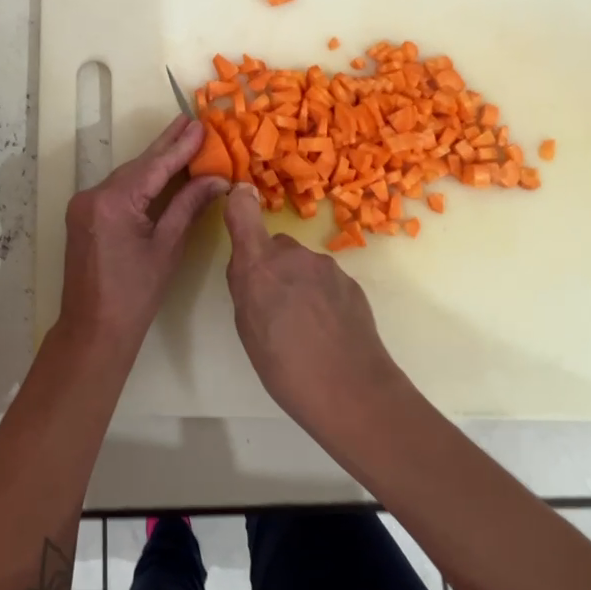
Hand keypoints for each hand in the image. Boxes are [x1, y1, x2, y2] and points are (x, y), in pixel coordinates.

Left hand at [60, 115, 231, 351]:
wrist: (94, 328)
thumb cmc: (135, 294)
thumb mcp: (167, 247)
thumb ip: (188, 207)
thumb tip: (216, 179)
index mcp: (114, 202)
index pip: (154, 166)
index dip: (180, 146)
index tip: (200, 125)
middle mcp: (93, 195)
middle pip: (137, 166)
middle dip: (166, 147)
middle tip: (190, 122)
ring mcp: (84, 204)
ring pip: (126, 176)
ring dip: (153, 162)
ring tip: (181, 140)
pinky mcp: (83, 215)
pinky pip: (116, 190)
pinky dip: (139, 181)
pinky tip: (159, 171)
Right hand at [222, 185, 408, 429]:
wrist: (350, 391)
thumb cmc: (283, 366)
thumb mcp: (246, 327)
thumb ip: (246, 287)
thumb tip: (250, 269)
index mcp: (258, 265)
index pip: (243, 211)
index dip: (239, 201)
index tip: (239, 198)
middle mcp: (293, 256)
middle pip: (276, 247)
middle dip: (272, 266)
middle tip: (273, 306)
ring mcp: (326, 267)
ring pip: (303, 265)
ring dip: (298, 284)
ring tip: (302, 326)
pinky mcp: (351, 283)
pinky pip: (326, 281)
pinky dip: (321, 297)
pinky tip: (325, 330)